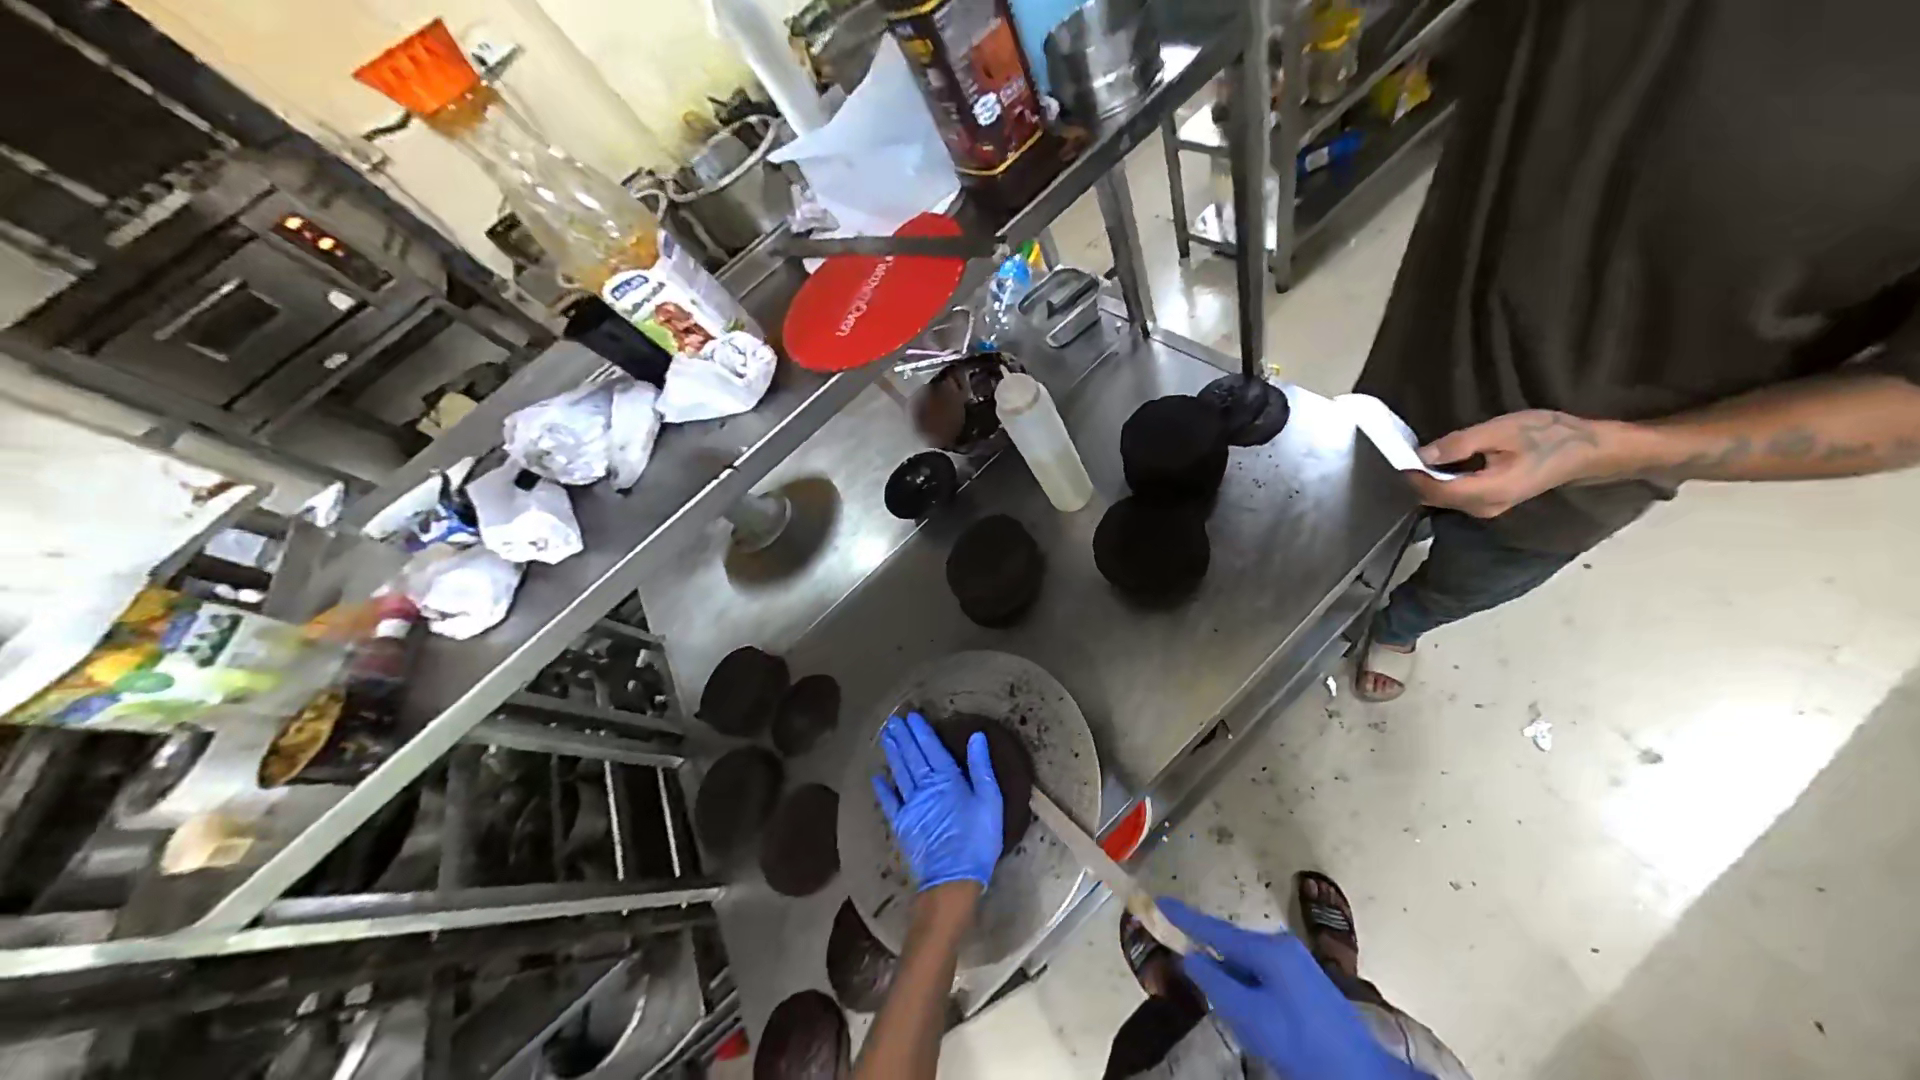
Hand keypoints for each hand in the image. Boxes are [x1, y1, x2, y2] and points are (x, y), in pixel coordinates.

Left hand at [872, 712, 1003, 891]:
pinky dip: (882, 788)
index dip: (921, 732)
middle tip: (893, 722)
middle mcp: (925, 787)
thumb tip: (976, 736)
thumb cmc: (978, 838)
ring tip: (887, 737)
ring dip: (893, 754)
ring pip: (899, 773)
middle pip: (912, 757)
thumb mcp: (990, 801)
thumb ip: (981, 767)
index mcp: (947, 779)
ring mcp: (910, 805)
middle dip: (903, 737)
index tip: (912, 717)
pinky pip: (889, 802)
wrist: (953, 878)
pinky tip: (877, 777)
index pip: (931, 748)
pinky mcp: (902, 824)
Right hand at [1159, 898, 1420, 1079]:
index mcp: (1269, 949)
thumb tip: (1190, 958)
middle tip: (1187, 972)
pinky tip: (1249, 1014)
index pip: (1215, 929)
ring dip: (1230, 979)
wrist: (1362, 1079)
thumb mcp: (1248, 1017)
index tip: (1158, 902)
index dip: (1184, 917)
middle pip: (1231, 946)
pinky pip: (1262, 975)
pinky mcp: (1305, 982)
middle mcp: (1282, 946)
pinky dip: (1247, 988)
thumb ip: (1214, 982)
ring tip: (1225, 1007)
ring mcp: (1297, 963)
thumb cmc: (1301, 1045)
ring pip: (1247, 964)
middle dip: (1209, 957)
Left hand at [1403, 409, 1624, 517]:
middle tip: (1404, 453)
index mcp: (1487, 492)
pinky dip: (1442, 481)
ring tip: (1417, 456)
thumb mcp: (1502, 430)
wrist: (1591, 451)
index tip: (1397, 456)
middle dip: (1416, 478)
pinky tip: (1438, 464)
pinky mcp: (1490, 503)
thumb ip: (1460, 444)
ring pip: (1443, 498)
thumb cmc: (1551, 436)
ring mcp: (1487, 508)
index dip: (1412, 475)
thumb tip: (1422, 454)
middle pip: (1434, 498)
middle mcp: (1482, 508)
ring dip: (1427, 480)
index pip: (1433, 491)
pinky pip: (1455, 496)